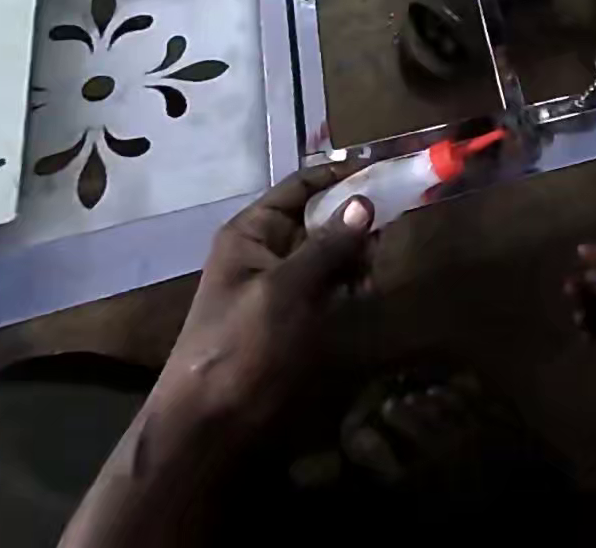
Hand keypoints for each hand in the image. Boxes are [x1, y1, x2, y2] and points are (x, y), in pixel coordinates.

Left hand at [150, 166, 375, 434]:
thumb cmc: (240, 346)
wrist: (210, 426)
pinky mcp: (300, 305)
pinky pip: (336, 277)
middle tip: (381, 236)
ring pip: (336, 246)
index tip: (384, 169)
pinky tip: (362, 294)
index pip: (302, 185)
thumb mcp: (285, 290)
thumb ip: (327, 245)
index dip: (340, 174)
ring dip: (358, 255)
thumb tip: (366, 202)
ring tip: (367, 277)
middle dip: (356, 223)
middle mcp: (271, 246)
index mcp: (253, 231)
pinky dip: (353, 279)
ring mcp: (286, 277)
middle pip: (325, 214)